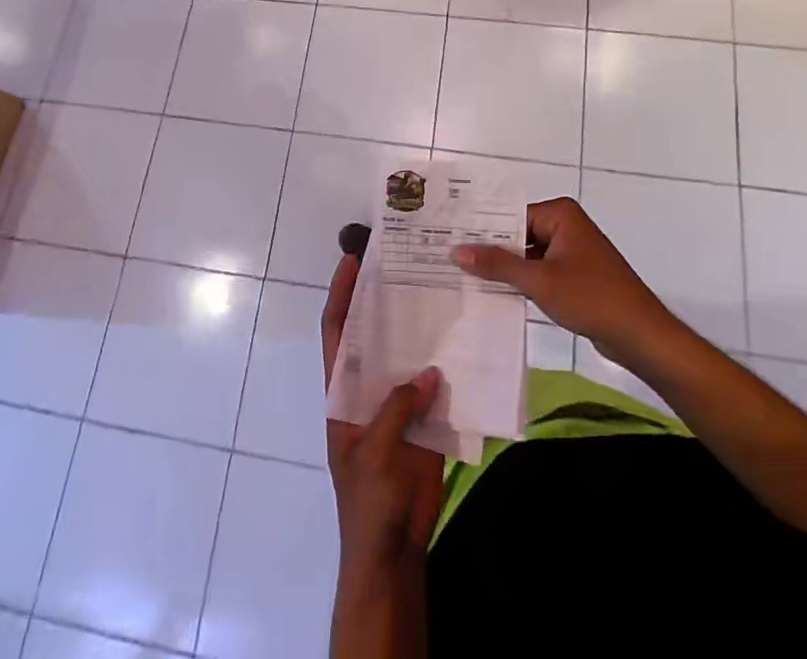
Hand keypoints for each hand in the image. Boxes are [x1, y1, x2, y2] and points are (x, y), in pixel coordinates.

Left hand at [321, 251, 444, 565]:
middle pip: (376, 334)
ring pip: (409, 353)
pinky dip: (450, 361)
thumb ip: (397, 408)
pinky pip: (438, 382)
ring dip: (423, 327)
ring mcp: (399, 401)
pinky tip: (469, 338)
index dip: (340, 296)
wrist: (392, 544)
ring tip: (445, 290)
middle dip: (386, 300)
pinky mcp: (427, 416)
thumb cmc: (369, 500)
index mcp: (343, 392)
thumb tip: (430, 372)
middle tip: (411, 262)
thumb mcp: (375, 452)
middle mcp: (369, 387)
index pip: (337, 334)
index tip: (352, 261)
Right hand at [450, 198, 682, 359]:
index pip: (510, 215)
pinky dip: (520, 280)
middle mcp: (566, 225)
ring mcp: (571, 250)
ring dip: (503, 268)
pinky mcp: (574, 273)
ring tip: (460, 277)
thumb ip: (497, 264)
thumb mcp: (539, 280)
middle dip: (489, 250)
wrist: (636, 331)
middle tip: (445, 260)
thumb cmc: (590, 297)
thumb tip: (457, 250)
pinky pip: (539, 270)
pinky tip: (492, 293)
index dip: (480, 230)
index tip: (445, 239)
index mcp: (561, 214)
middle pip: (518, 233)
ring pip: (527, 254)